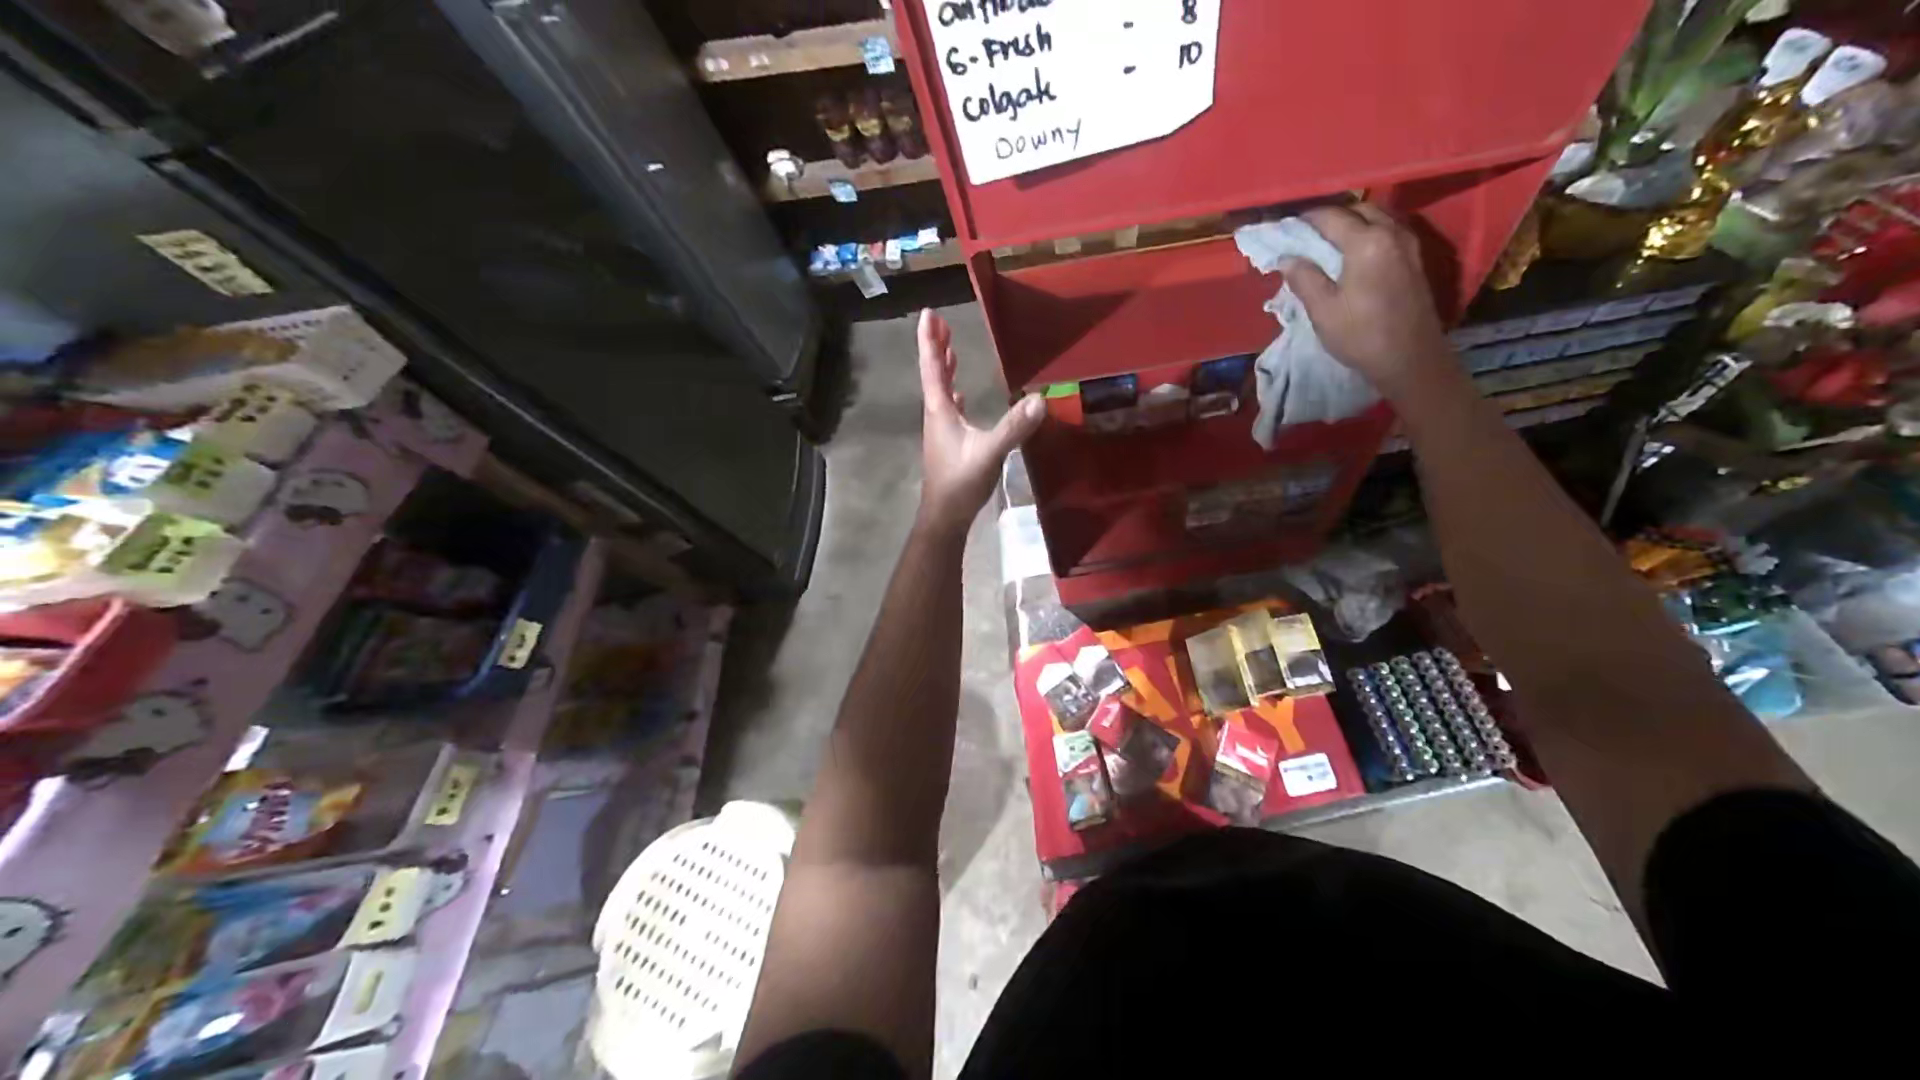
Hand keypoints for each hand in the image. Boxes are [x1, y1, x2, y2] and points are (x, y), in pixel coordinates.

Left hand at [916, 309, 1043, 534]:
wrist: (945, 516)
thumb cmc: (960, 483)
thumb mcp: (989, 453)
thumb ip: (1013, 427)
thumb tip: (1040, 399)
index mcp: (940, 410)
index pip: (932, 367)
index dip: (929, 340)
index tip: (928, 313)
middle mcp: (936, 415)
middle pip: (933, 373)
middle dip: (936, 347)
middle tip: (939, 322)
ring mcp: (941, 430)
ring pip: (939, 390)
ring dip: (943, 367)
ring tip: (949, 347)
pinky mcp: (949, 443)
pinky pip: (949, 408)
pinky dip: (953, 393)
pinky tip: (960, 393)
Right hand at [1282, 205, 1453, 397]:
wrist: (1410, 358)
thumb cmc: (1360, 335)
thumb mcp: (1322, 309)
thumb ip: (1304, 278)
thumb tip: (1287, 258)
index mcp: (1366, 242)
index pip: (1331, 217)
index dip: (1305, 219)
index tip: (1285, 226)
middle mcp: (1391, 233)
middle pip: (1359, 209)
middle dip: (1332, 215)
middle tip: (1307, 232)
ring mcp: (1408, 245)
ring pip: (1378, 217)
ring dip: (1352, 221)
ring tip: (1328, 240)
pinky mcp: (1415, 259)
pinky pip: (1388, 231)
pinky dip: (1368, 232)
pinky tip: (1353, 251)